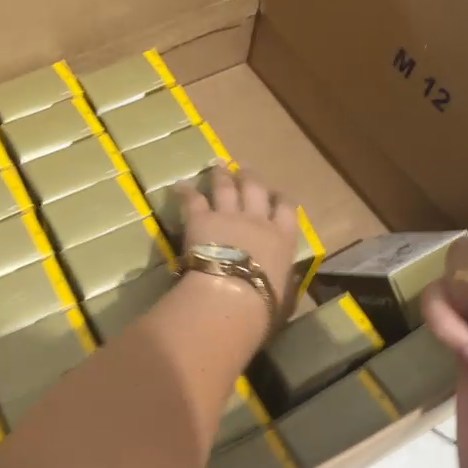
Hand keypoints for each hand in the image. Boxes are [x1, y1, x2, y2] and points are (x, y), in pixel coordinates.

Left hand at [177, 166, 299, 319]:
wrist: (233, 295)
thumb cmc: (263, 302)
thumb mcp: (284, 294)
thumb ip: (282, 281)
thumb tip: (282, 283)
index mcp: (282, 238)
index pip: (287, 210)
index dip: (281, 199)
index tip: (276, 194)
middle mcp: (257, 220)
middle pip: (255, 190)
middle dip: (250, 177)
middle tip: (244, 168)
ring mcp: (228, 216)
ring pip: (226, 187)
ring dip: (222, 175)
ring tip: (218, 165)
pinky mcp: (201, 218)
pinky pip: (193, 199)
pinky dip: (186, 191)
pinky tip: (180, 185)